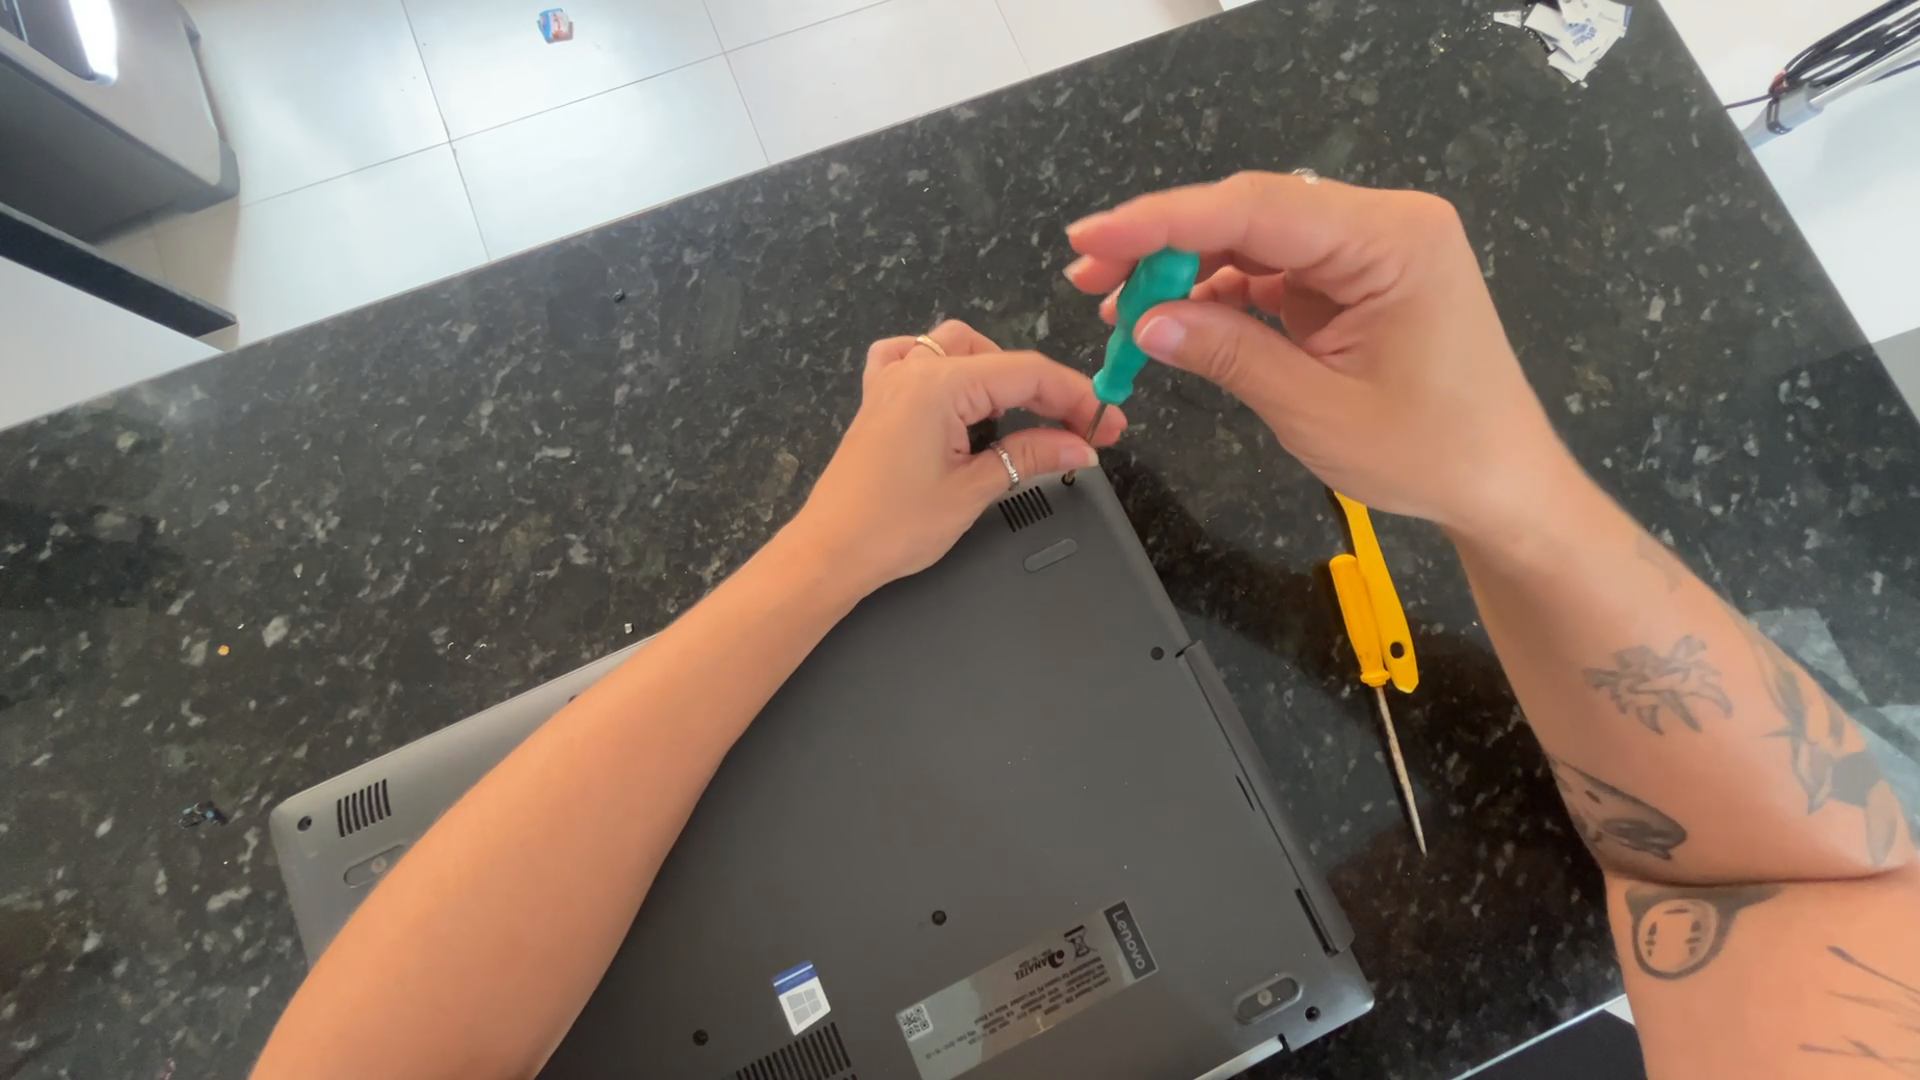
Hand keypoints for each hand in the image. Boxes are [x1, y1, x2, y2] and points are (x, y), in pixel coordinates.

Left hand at [786, 321, 1124, 592]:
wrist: (830, 553)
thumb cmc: (892, 528)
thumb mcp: (972, 491)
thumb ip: (1030, 457)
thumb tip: (1079, 447)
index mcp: (938, 385)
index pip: (1026, 375)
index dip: (1075, 398)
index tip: (1106, 425)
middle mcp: (913, 370)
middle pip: (997, 357)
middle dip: (1043, 388)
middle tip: (1075, 429)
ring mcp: (890, 381)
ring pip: (957, 347)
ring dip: (998, 372)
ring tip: (1022, 412)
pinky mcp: (879, 400)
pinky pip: (912, 358)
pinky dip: (944, 366)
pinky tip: (956, 390)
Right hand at [1064, 172, 1577, 539]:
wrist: (1494, 484)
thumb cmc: (1426, 453)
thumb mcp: (1314, 408)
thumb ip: (1229, 355)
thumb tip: (1146, 323)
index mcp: (1389, 241)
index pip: (1256, 209)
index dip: (1163, 221)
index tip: (1092, 239)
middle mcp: (1377, 229)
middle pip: (1248, 217)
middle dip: (1162, 245)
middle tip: (1089, 275)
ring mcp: (1361, 257)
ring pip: (1249, 245)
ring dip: (1181, 273)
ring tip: (1116, 304)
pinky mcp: (1346, 286)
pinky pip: (1265, 278)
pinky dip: (1213, 299)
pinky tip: (1170, 320)